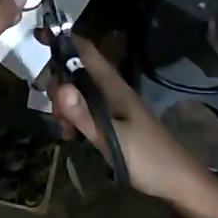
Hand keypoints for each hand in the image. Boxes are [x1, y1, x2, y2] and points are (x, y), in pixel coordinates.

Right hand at [49, 38, 217, 205]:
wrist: (179, 181)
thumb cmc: (147, 158)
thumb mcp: (111, 139)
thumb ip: (83, 115)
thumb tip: (58, 86)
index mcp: (115, 87)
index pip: (87, 52)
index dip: (64, 41)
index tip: (38, 36)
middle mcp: (113, 90)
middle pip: (78, 72)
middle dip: (59, 85)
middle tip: (55, 112)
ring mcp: (114, 105)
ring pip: (80, 92)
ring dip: (66, 106)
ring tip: (66, 131)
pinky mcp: (115, 120)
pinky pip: (88, 109)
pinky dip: (75, 117)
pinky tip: (73, 136)